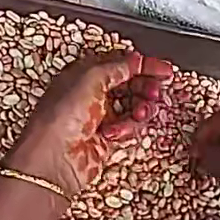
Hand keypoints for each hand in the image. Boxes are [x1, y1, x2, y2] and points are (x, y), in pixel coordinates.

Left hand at [7, 51, 174, 196]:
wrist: (54, 159)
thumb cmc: (61, 118)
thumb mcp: (91, 79)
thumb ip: (117, 67)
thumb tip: (135, 60)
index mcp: (84, 75)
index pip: (120, 63)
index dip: (143, 65)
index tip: (165, 70)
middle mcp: (91, 95)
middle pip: (129, 84)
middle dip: (146, 87)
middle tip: (155, 92)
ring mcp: (99, 118)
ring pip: (132, 107)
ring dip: (141, 108)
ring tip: (142, 113)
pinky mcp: (106, 139)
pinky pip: (128, 128)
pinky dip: (128, 128)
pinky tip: (117, 132)